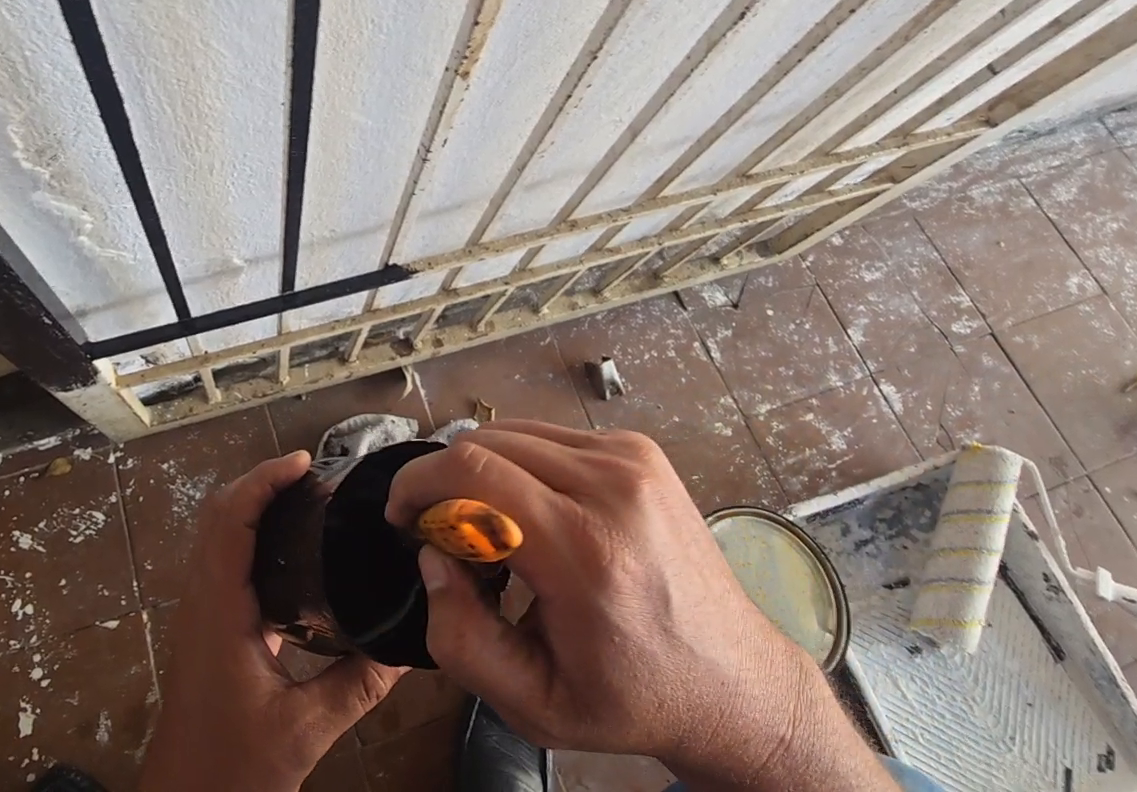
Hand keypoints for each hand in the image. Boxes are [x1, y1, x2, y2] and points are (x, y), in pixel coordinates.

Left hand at [139, 451, 406, 791]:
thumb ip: (357, 685)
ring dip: (251, 505)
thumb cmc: (232, 767)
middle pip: (217, 516)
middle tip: (309, 475)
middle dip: (258, 483)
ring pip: (216, 536)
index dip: (262, 481)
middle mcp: (202, 600)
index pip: (230, 521)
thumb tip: (406, 644)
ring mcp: (200, 613)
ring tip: (303, 499)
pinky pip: (224, 562)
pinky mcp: (208, 628)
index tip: (303, 462)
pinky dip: (251, 537)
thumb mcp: (305, 730)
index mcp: (219, 611)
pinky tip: (293, 552)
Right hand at [386, 421, 892, 790]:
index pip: (473, 472)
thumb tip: (431, 555)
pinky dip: (517, 464)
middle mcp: (612, 485)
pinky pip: (547, 436)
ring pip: (512, 432)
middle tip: (440, 531)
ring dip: (478, 470)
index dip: (417, 482)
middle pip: (485, 443)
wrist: (734, 681)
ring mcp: (631, 459)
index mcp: (586, 549)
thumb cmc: (632, 697)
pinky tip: (527, 510)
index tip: (402, 517)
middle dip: (441, 479)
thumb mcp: (532, 703)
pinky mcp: (638, 450)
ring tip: (485, 524)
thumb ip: (458, 636)